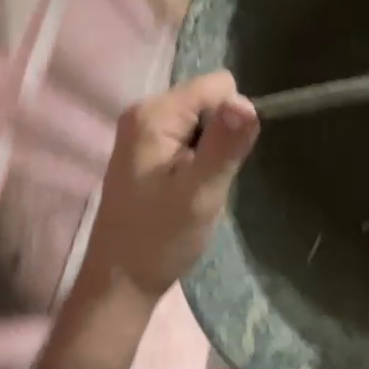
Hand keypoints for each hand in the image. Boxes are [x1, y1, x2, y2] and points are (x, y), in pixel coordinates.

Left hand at [89, 72, 259, 300]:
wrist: (121, 282)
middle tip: (206, 179)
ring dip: (211, 149)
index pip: (218, 86)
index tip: (220, 162)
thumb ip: (224, 145)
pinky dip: (199, 158)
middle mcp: (144, 111)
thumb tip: (248, 102)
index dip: (232, 121)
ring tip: (196, 186)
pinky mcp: (147, 148)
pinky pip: (191, 135)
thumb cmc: (160, 239)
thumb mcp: (200, 194)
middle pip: (210, 98)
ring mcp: (143, 129)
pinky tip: (187, 187)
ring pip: (203, 118)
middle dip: (221, 135)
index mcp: (154, 114)